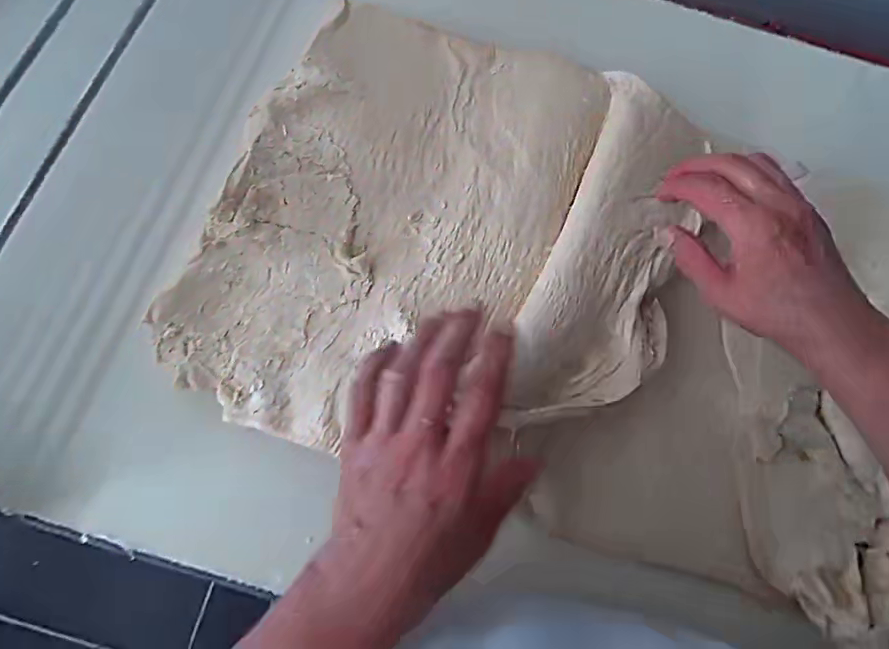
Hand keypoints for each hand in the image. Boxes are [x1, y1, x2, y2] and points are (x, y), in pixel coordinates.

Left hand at [243, 311, 538, 648]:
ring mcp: (383, 439)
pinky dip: (374, 364)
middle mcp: (420, 445)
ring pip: (401, 375)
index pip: (480, 400)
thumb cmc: (428, 560)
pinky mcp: (355, 441)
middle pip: (439, 375)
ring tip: (437, 316)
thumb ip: (504, 490)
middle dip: (457, 335)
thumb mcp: (479, 533)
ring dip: (420, 340)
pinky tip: (389, 347)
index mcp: (456, 468)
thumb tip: (533, 459)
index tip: (502, 330)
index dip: (494, 359)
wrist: (368, 579)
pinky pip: (361, 392)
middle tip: (470, 309)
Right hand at [657, 153, 888, 373]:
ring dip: (721, 162)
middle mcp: (778, 207)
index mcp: (753, 226)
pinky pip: (774, 172)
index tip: (663, 194)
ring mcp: (797, 205)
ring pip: (754, 161)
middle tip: (674, 179)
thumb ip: (691, 258)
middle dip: (693, 166)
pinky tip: (735, 183)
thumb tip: (671, 233)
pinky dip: (746, 168)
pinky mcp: (808, 210)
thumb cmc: (782, 315)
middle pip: (728, 163)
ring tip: (701, 175)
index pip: (705, 187)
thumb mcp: (721, 294)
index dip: (677, 185)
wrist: (836, 326)